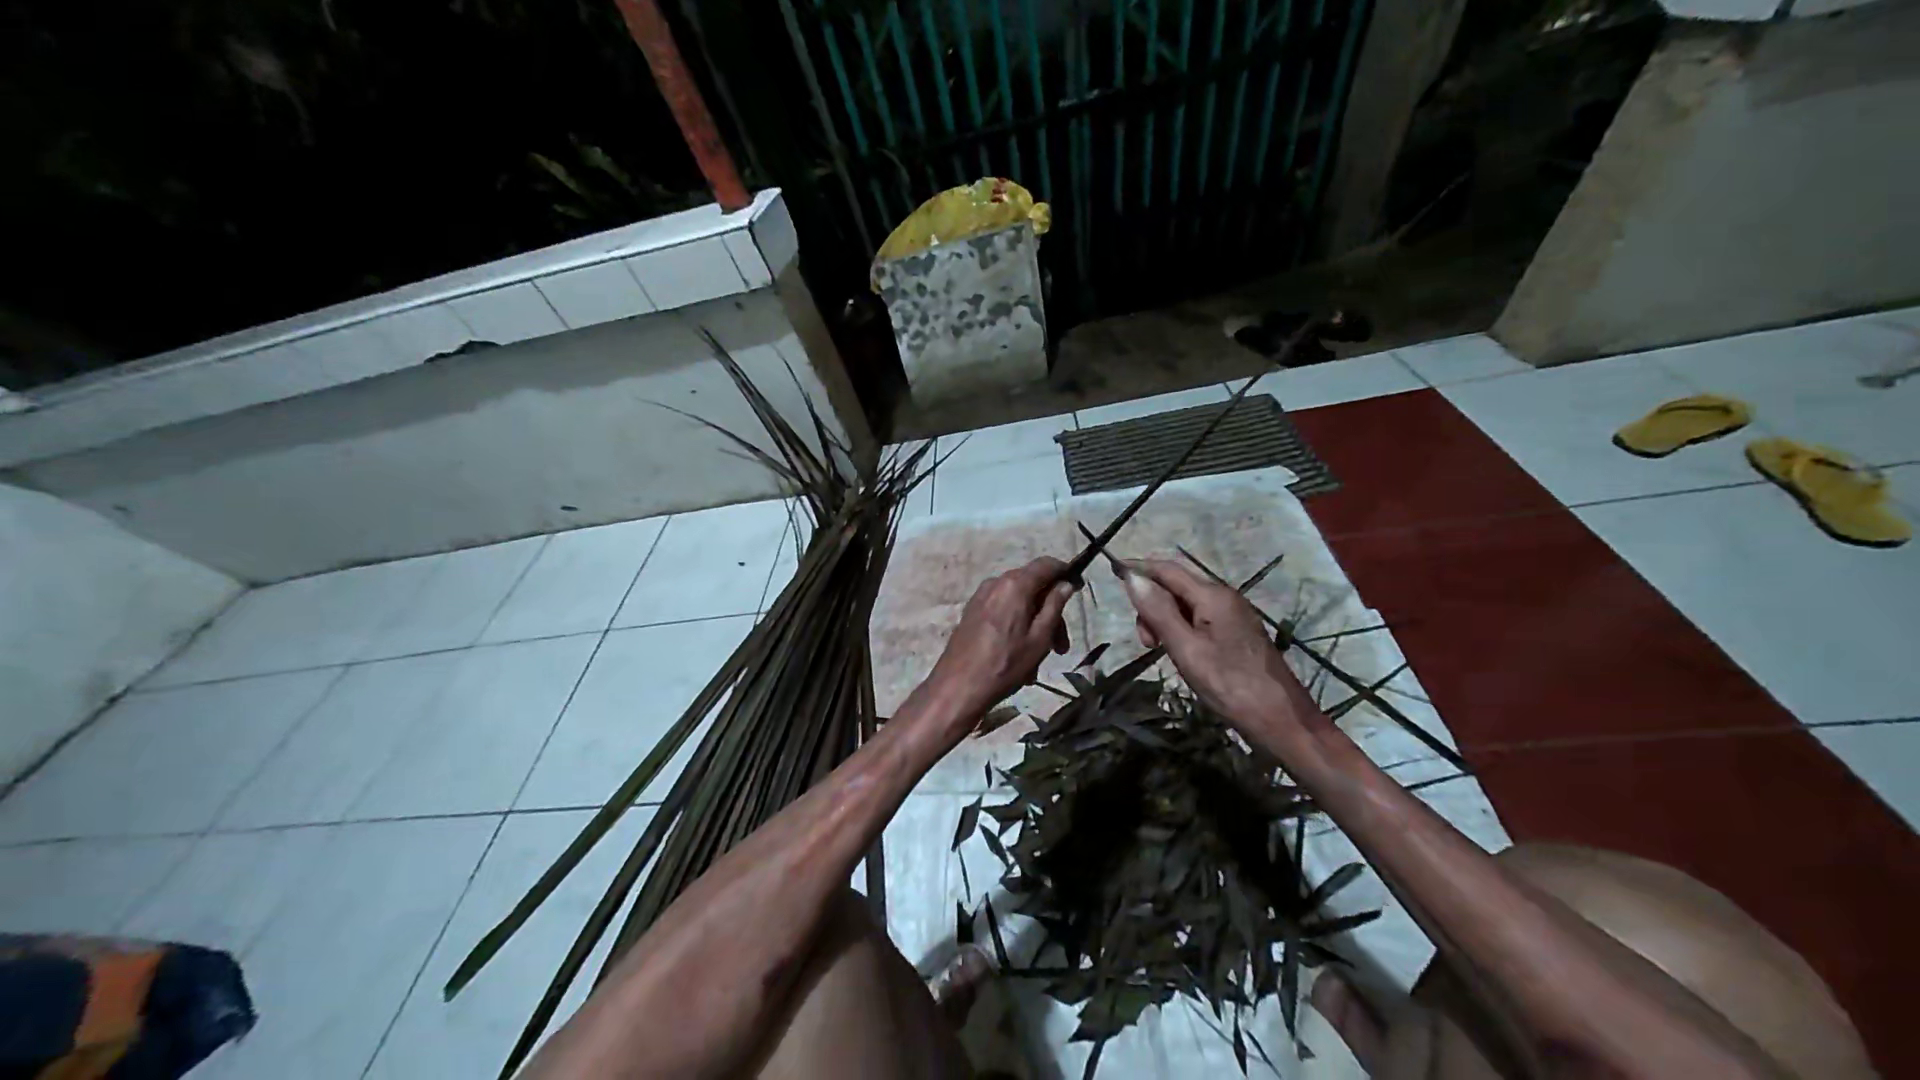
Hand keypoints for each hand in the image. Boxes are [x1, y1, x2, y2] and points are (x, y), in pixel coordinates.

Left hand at [925, 557, 1075, 721]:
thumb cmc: (1005, 664)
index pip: (1046, 564)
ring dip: (1034, 623)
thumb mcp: (1039, 638)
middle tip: (1061, 646)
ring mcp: (981, 597)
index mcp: (1014, 585)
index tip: (1077, 589)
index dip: (1064, 573)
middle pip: (1032, 586)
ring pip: (1018, 601)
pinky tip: (1020, 655)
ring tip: (1039, 659)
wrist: (958, 686)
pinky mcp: (972, 611)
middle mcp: (996, 583)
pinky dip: (1017, 625)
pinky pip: (1003, 610)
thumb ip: (1054, 606)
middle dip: (1051, 612)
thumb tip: (1065, 584)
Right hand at [1122, 558, 1315, 733]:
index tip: (1113, 569)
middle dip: (1152, 604)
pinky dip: (1182, 629)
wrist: (1281, 719)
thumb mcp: (1185, 648)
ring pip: (1187, 604)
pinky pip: (1201, 619)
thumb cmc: (1229, 684)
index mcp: (1212, 596)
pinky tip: (1181, 653)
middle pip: (1176, 586)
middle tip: (1145, 642)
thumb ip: (1158, 611)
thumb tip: (1133, 578)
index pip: (1167, 569)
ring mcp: (1234, 615)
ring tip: (1162, 651)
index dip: (1139, 567)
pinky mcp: (1238, 633)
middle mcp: (1225, 597)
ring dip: (1166, 619)